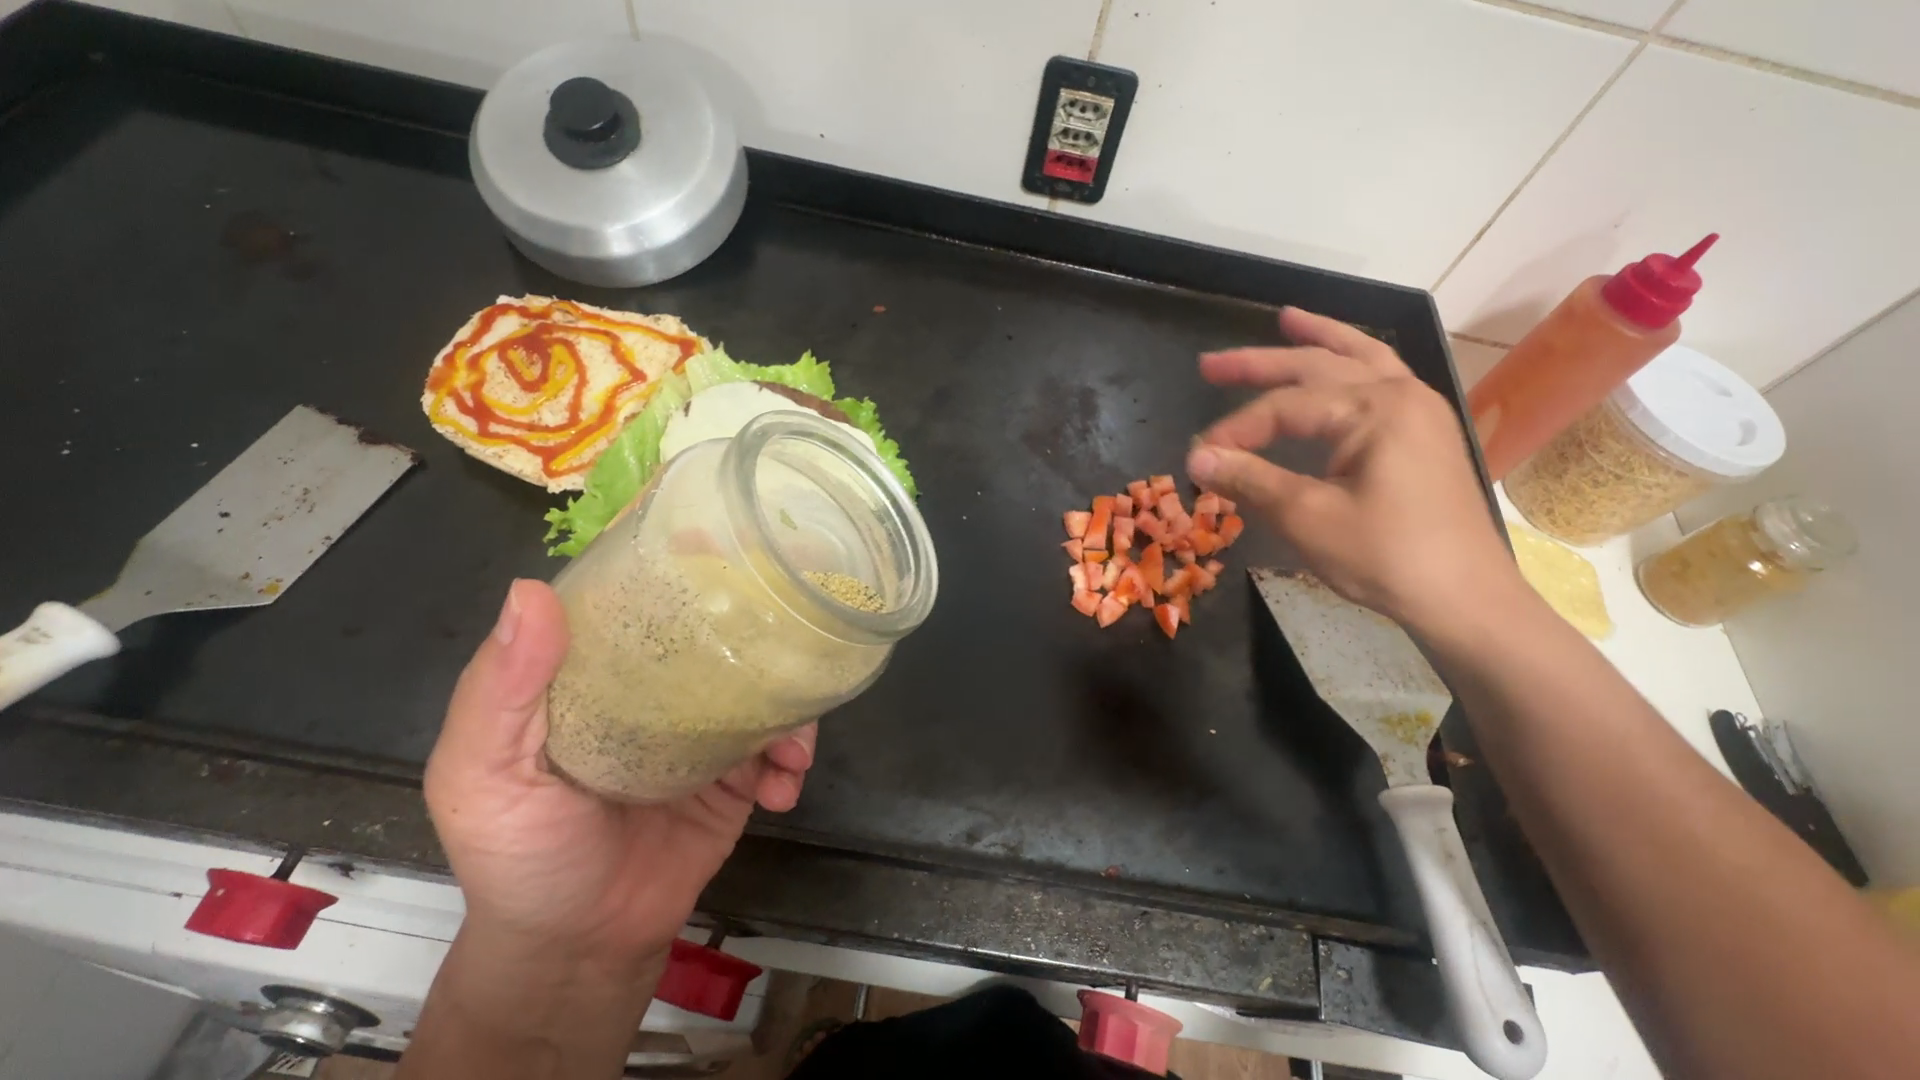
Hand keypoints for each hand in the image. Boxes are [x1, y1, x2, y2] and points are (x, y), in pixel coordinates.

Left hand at [423, 579, 815, 961]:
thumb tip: (530, 588)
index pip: (635, 601)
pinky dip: (793, 760)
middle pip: (715, 636)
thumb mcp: (482, 775)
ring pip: (761, 687)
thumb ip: (500, 690)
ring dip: (791, 705)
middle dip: (761, 633)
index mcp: (590, 673)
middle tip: (792, 636)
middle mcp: (650, 690)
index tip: (724, 544)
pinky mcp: (736, 777)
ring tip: (789, 748)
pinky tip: (784, 787)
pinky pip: (779, 749)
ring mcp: (701, 731)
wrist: (582, 948)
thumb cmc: (520, 856)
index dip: (676, 567)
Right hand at [1185, 307, 1521, 630]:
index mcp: (1376, 408)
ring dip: (1319, 340)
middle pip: (1320, 366)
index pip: (1286, 406)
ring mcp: (1420, 412)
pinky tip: (1339, 365)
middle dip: (1261, 363)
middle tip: (1210, 364)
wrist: (1465, 599)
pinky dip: (1353, 364)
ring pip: (1361, 359)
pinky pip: (1383, 380)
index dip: (1236, 430)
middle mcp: (1402, 394)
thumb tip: (1196, 459)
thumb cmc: (1387, 557)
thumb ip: (1251, 480)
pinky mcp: (1426, 435)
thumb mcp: (1308, 519)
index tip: (1199, 457)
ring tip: (1286, 319)